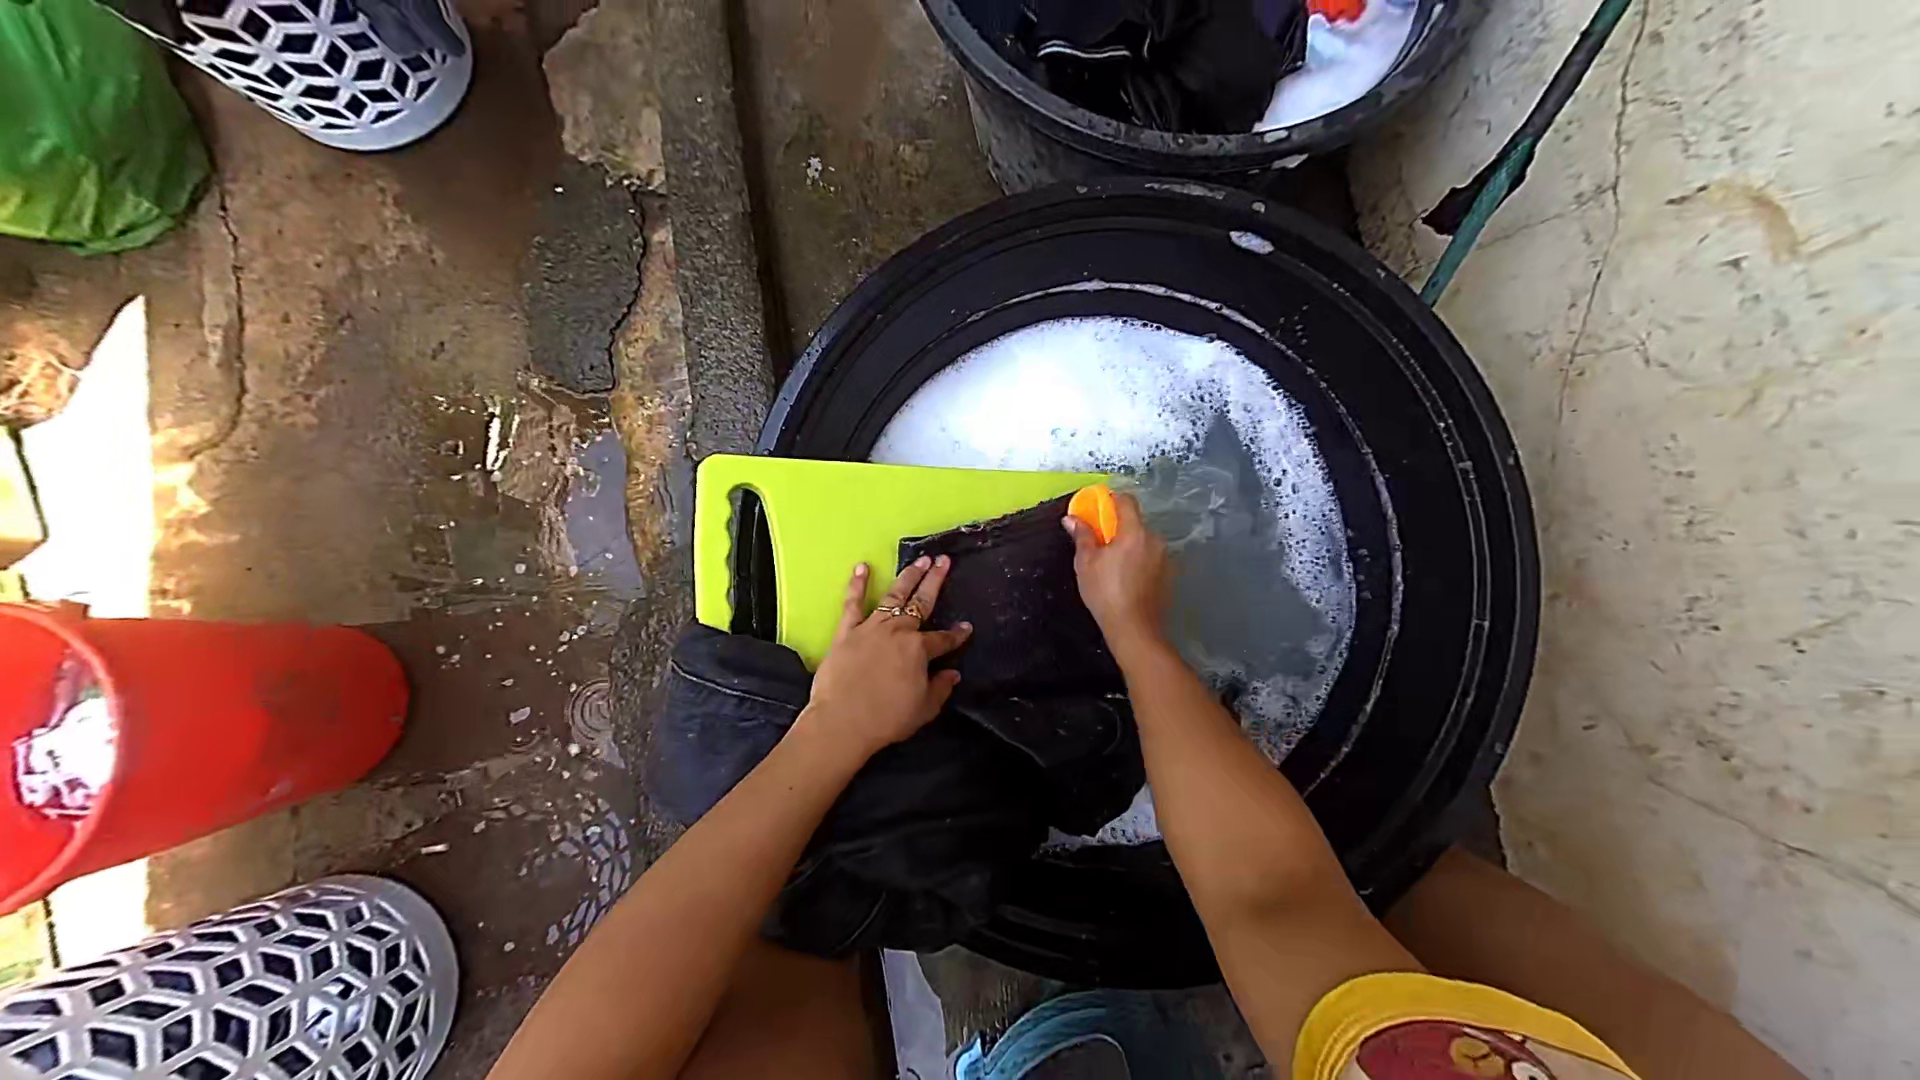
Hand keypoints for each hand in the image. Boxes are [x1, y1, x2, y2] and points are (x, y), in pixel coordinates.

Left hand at [797, 555, 972, 761]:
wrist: (842, 722)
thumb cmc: (886, 719)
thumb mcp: (924, 709)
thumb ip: (941, 688)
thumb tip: (953, 674)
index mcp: (919, 649)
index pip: (944, 639)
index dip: (957, 634)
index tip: (966, 627)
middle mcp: (898, 631)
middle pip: (921, 602)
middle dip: (935, 580)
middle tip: (944, 561)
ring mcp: (871, 628)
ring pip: (893, 595)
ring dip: (908, 576)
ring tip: (919, 560)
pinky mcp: (846, 631)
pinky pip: (852, 603)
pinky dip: (857, 584)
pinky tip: (862, 567)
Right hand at [1064, 491, 1169, 653]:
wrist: (1134, 629)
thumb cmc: (1106, 593)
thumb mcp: (1086, 562)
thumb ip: (1082, 536)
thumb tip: (1071, 519)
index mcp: (1135, 532)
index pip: (1126, 501)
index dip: (1111, 500)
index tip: (1097, 509)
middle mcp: (1155, 540)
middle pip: (1135, 522)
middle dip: (1118, 528)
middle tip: (1099, 543)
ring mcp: (1165, 557)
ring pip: (1144, 541)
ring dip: (1129, 545)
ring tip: (1111, 565)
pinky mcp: (1169, 574)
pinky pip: (1151, 558)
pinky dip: (1139, 560)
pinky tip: (1126, 579)